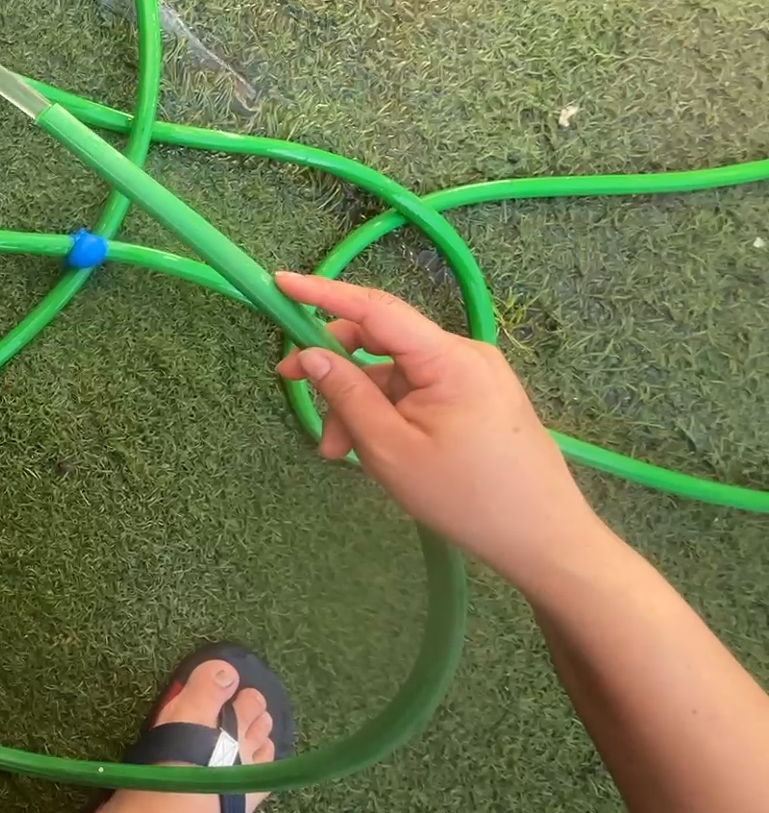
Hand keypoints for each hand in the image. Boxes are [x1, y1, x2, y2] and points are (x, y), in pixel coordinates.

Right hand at [273, 271, 605, 586]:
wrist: (546, 544)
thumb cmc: (464, 495)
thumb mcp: (388, 446)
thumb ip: (345, 393)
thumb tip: (309, 354)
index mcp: (449, 360)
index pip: (375, 310)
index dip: (323, 292)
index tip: (279, 282)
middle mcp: (462, 355)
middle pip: (376, 342)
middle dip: (333, 368)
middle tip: (289, 387)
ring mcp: (469, 376)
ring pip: (386, 373)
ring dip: (354, 403)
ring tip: (336, 450)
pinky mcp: (470, 396)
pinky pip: (407, 390)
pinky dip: (378, 412)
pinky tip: (366, 448)